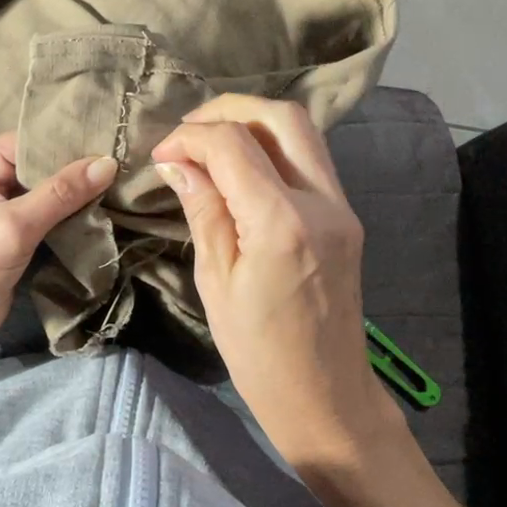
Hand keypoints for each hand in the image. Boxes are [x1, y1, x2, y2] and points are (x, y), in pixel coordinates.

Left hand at [0, 133, 117, 370]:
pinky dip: (74, 211)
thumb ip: (62, 192)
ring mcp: (5, 203)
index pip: (32, 140)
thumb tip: (108, 163)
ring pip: (52, 187)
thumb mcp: (18, 225)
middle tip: (126, 160)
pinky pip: (52, 210)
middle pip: (44, 162)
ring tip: (123, 181)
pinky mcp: (19, 229)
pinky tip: (105, 206)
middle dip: (79, 166)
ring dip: (80, 190)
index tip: (113, 139)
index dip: (70, 142)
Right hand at [151, 95, 400, 470]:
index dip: (190, 138)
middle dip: (228, 112)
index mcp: (282, 222)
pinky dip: (271, 149)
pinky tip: (238, 169)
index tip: (160, 157)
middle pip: (281, 118)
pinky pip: (309, 161)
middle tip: (186, 133)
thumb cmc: (258, 351)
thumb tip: (178, 164)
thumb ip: (203, 210)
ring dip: (252, 125)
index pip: (234, 145)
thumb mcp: (215, 281)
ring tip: (207, 145)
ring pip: (303, 133)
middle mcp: (322, 202)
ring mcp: (342, 207)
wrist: (325, 395)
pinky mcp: (346, 218)